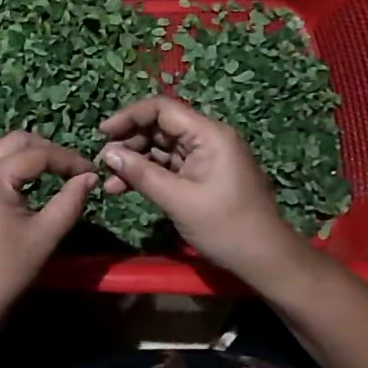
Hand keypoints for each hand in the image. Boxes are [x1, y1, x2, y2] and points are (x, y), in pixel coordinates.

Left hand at [0, 132, 97, 321]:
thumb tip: (88, 177)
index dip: (69, 159)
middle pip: (15, 140)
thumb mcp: (46, 234)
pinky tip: (21, 181)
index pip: (38, 153)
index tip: (91, 172)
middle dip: (47, 149)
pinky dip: (4, 162)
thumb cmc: (8, 270)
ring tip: (49, 170)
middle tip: (71, 169)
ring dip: (24, 152)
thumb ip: (71, 200)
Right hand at [98, 97, 308, 282]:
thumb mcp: (178, 200)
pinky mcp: (202, 176)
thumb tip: (108, 154)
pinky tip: (125, 188)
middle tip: (103, 164)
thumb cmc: (226, 227)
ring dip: (135, 161)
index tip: (103, 133)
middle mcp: (208, 139)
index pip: (163, 109)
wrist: (265, 258)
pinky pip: (170, 166)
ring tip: (109, 182)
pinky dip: (148, 175)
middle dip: (129, 142)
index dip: (130, 116)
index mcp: (209, 135)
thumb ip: (142, 174)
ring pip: (162, 148)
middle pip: (161, 127)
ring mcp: (206, 158)